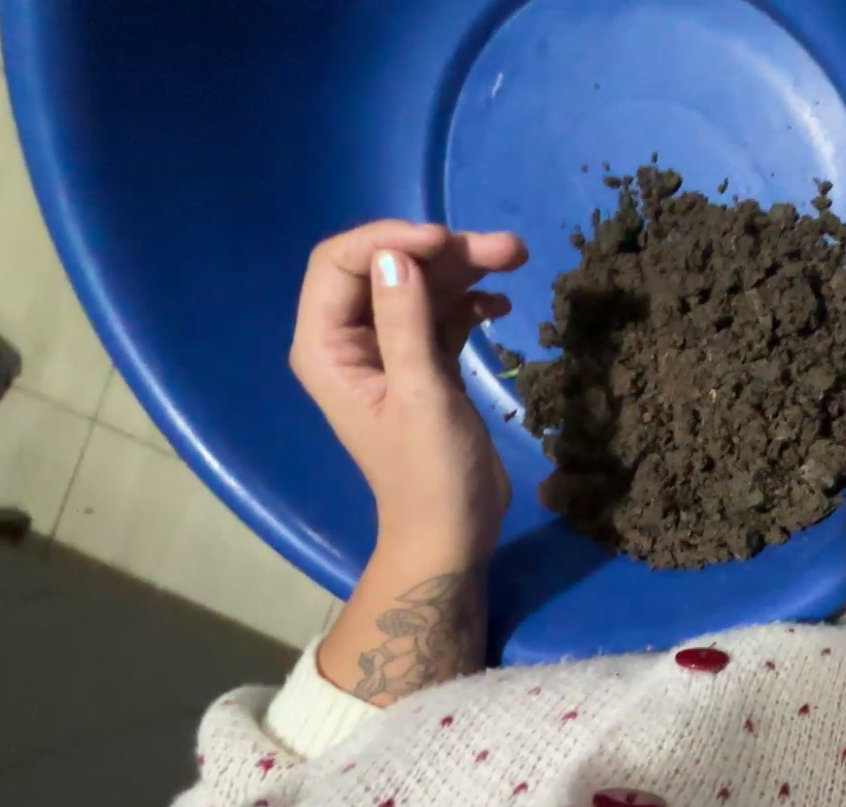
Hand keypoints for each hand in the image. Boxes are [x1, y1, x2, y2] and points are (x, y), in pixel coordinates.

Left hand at [289, 221, 528, 559]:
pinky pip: (443, 321)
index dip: (392, 242)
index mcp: (328, 346)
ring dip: (466, 275)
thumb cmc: (431, 471)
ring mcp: (393, 356)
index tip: (450, 241)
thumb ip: (404, 323)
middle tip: (509, 249)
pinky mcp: (428, 370)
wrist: (455, 527)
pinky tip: (502, 305)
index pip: (342, 265)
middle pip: (389, 273)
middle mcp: (354, 342)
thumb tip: (399, 257)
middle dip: (444, 255)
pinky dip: (471, 307)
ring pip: (423, 294)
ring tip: (516, 261)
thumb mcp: (421, 395)